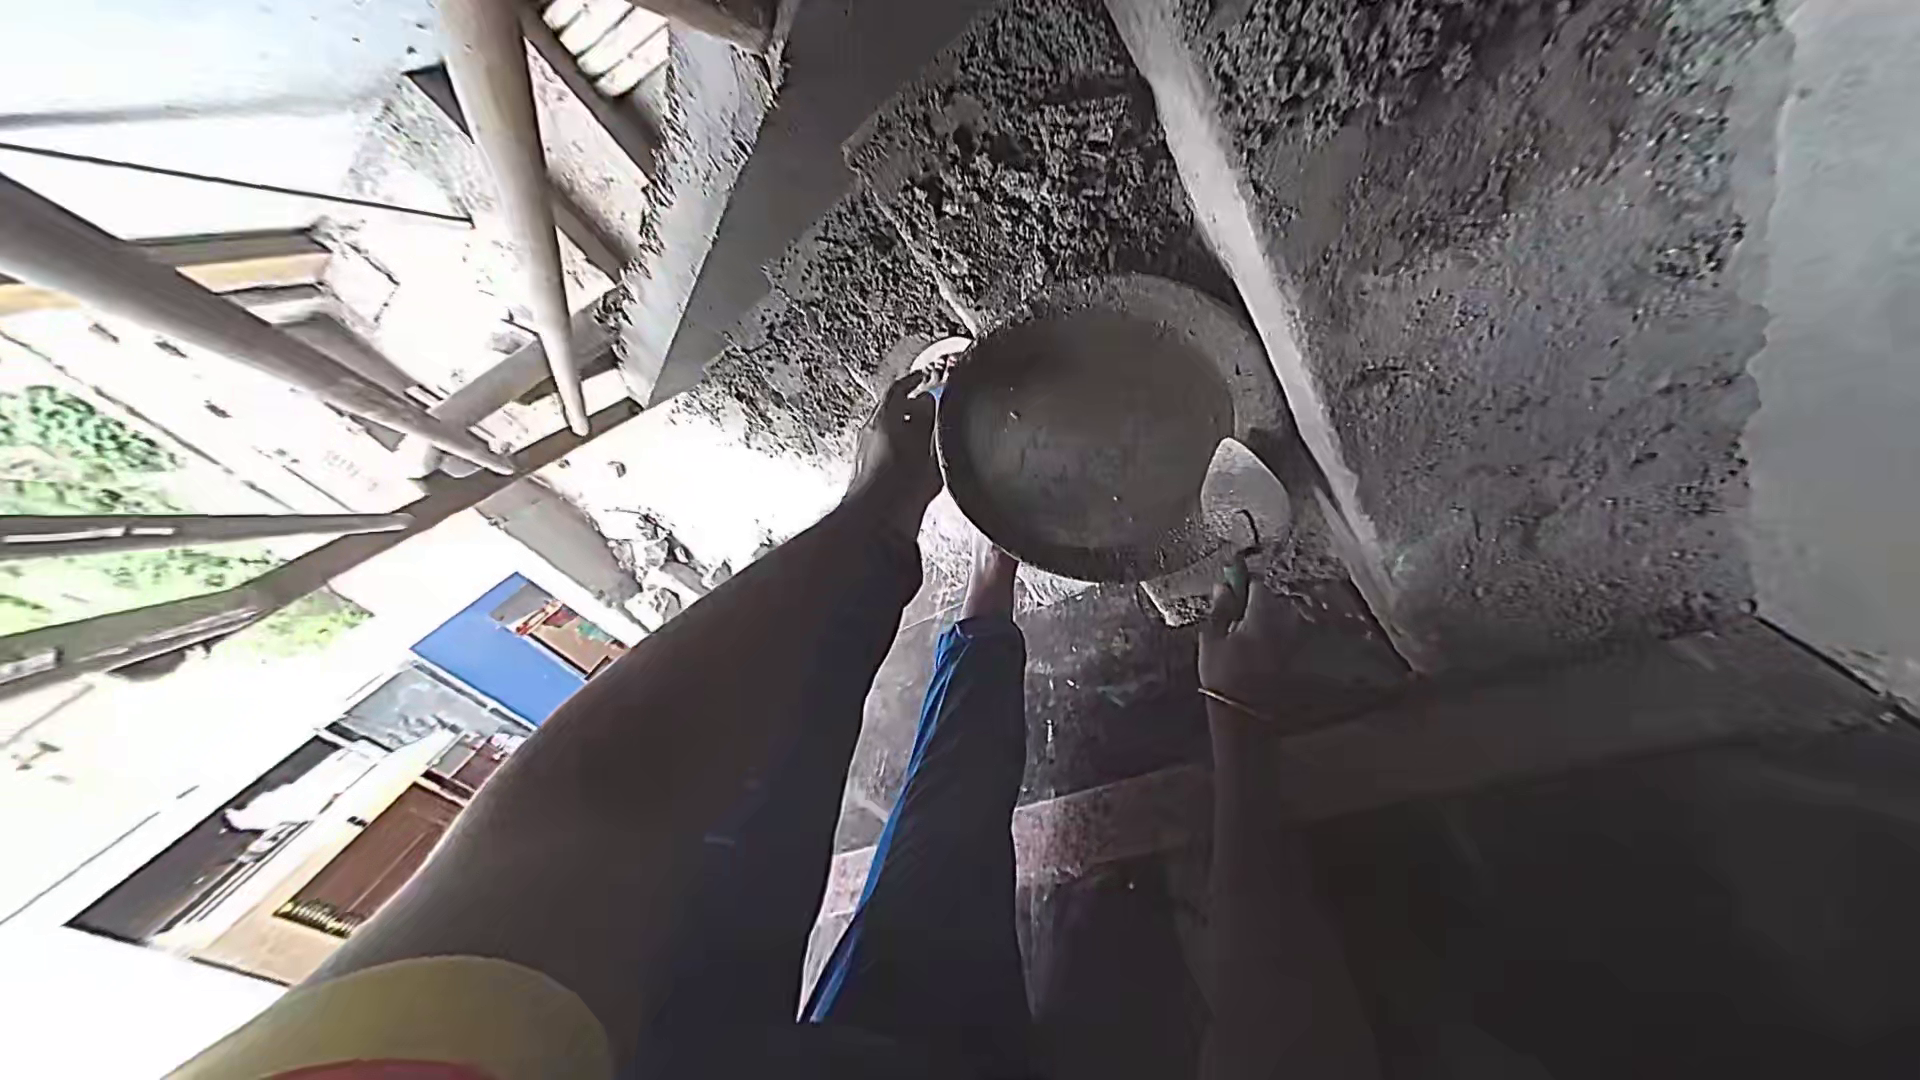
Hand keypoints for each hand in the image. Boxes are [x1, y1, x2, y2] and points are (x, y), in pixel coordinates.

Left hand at [847, 370, 941, 539]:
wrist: (876, 522)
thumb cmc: (898, 483)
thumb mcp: (924, 443)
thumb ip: (927, 418)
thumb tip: (929, 401)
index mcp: (883, 420)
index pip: (897, 390)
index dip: (912, 381)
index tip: (922, 378)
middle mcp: (871, 435)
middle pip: (893, 412)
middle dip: (912, 410)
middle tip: (933, 411)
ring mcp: (868, 457)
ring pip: (891, 436)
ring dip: (910, 434)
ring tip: (931, 441)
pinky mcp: (871, 477)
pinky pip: (891, 457)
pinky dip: (906, 456)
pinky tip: (922, 470)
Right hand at [1198, 572, 1299, 729]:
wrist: (1245, 715)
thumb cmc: (1223, 674)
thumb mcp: (1212, 640)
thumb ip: (1220, 610)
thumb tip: (1223, 586)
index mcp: (1262, 614)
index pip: (1257, 586)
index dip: (1244, 587)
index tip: (1232, 593)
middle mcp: (1284, 624)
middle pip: (1271, 604)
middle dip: (1255, 607)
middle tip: (1235, 620)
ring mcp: (1295, 643)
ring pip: (1279, 622)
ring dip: (1265, 624)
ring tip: (1246, 641)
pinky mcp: (1298, 660)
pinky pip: (1285, 640)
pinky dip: (1273, 642)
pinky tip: (1258, 656)